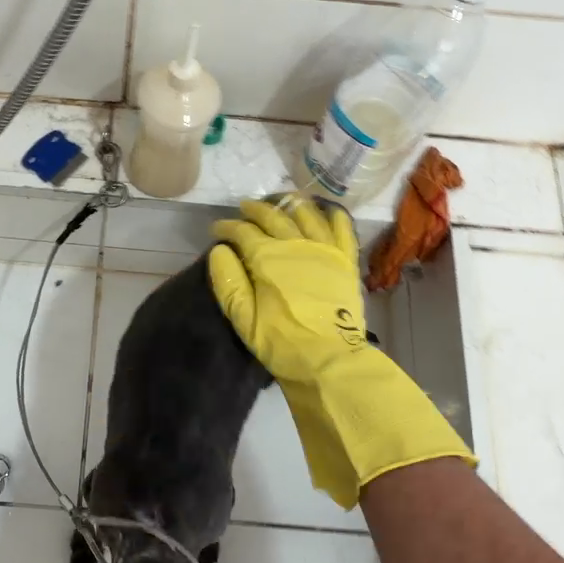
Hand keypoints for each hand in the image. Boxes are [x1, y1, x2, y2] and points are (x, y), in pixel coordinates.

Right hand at [210, 196, 474, 508]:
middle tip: (245, 208)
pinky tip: (325, 210)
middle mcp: (296, 244)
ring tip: (281, 202)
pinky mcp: (345, 260)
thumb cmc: (281, 343)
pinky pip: (342, 227)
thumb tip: (219, 250)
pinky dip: (332, 214)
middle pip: (273, 216)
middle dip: (255, 209)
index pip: (242, 231)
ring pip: (306, 214)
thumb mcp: (243, 318)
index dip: (227, 227)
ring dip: (290, 204)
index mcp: (267, 258)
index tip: (217, 230)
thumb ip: (228, 282)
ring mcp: (324, 249)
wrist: (328, 359)